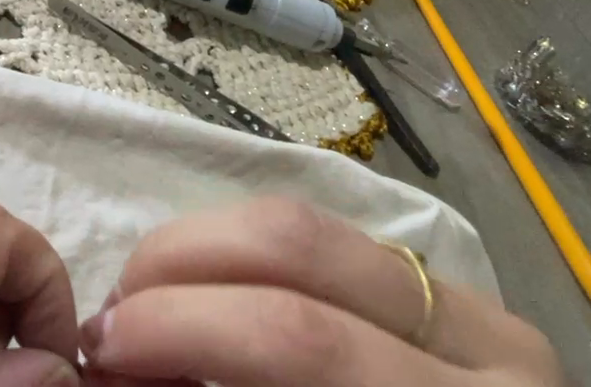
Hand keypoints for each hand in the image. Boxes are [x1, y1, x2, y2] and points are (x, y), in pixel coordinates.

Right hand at [81, 198, 567, 386]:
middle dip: (171, 264)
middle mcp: (490, 346)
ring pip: (298, 219)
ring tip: (142, 295)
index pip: (301, 337)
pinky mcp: (443, 291)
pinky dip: (234, 253)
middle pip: (293, 244)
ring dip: (192, 247)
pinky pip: (314, 235)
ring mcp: (470, 308)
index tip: (100, 352)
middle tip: (112, 312)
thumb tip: (106, 372)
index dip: (179, 328)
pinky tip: (200, 292)